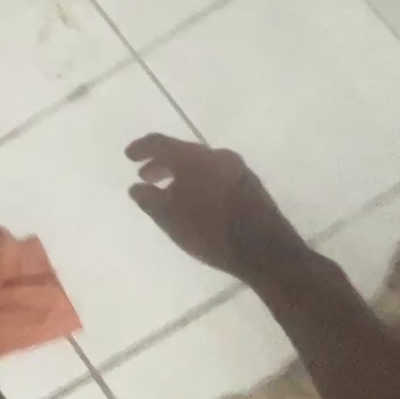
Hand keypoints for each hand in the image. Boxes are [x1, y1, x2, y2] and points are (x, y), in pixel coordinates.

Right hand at [125, 134, 311, 285]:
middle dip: (161, 164)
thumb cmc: (211, 231)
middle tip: (147, 177)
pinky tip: (197, 202)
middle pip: (182, 152)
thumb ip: (147, 198)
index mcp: (193, 158)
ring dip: (182, 175)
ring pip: (202, 165)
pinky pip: (218, 176)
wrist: (271, 256)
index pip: (160, 143)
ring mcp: (239, 171)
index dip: (141, 148)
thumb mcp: (168, 217)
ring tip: (171, 193)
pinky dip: (201, 182)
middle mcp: (217, 156)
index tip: (129, 157)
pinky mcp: (254, 188)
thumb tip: (137, 187)